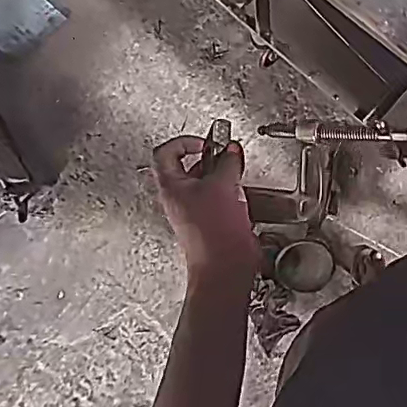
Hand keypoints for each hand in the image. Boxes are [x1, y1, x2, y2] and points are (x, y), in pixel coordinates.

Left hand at [152, 135, 258, 283]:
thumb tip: (231, 150)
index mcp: (171, 187)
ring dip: (220, 172)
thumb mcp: (222, 185)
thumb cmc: (212, 232)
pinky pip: (218, 197)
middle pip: (187, 166)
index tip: (204, 142)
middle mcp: (179, 198)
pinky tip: (239, 191)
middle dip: (207, 156)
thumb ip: (227, 162)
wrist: (225, 263)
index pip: (166, 153)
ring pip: (205, 182)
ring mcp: (195, 210)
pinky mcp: (211, 220)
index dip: (184, 142)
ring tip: (234, 169)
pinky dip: (229, 189)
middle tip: (223, 152)